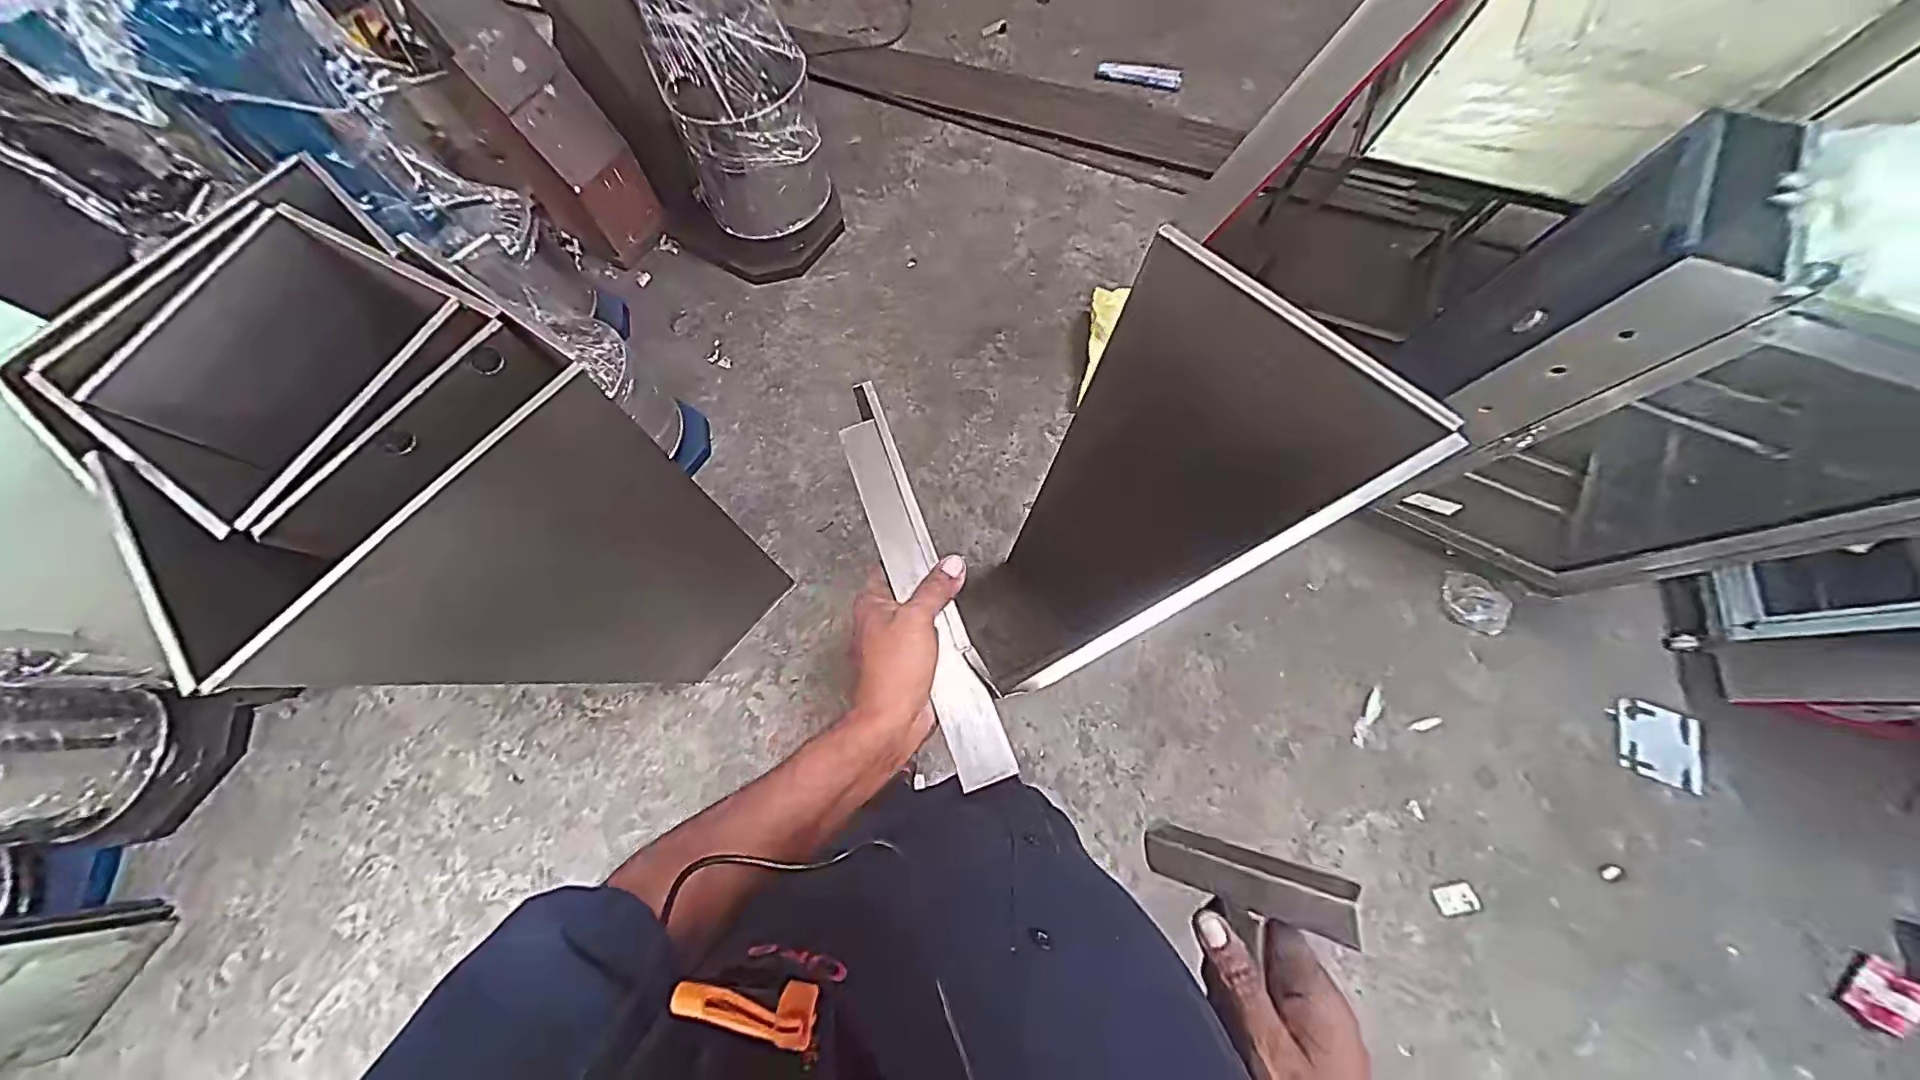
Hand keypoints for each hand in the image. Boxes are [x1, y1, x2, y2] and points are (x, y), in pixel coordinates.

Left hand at [848, 556, 965, 740]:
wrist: (894, 721)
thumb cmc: (890, 676)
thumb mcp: (919, 618)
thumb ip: (935, 589)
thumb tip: (950, 567)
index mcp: (870, 605)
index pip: (891, 571)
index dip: (915, 566)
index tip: (936, 564)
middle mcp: (876, 624)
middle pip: (911, 598)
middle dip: (931, 600)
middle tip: (944, 602)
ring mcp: (890, 647)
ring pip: (923, 625)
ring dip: (937, 630)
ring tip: (943, 636)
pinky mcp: (906, 667)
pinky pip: (930, 650)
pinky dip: (940, 652)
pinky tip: (942, 657)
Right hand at [1194, 909, 1369, 1079]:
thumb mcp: (1261, 1041)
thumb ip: (1238, 977)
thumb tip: (1214, 921)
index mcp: (1320, 993)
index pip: (1277, 926)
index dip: (1241, 918)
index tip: (1211, 926)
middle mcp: (1326, 1008)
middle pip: (1270, 954)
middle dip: (1236, 961)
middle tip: (1217, 989)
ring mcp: (1321, 1034)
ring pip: (1267, 986)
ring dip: (1240, 992)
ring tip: (1228, 1019)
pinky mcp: (1312, 1057)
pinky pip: (1271, 1016)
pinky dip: (1250, 1018)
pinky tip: (1240, 1037)